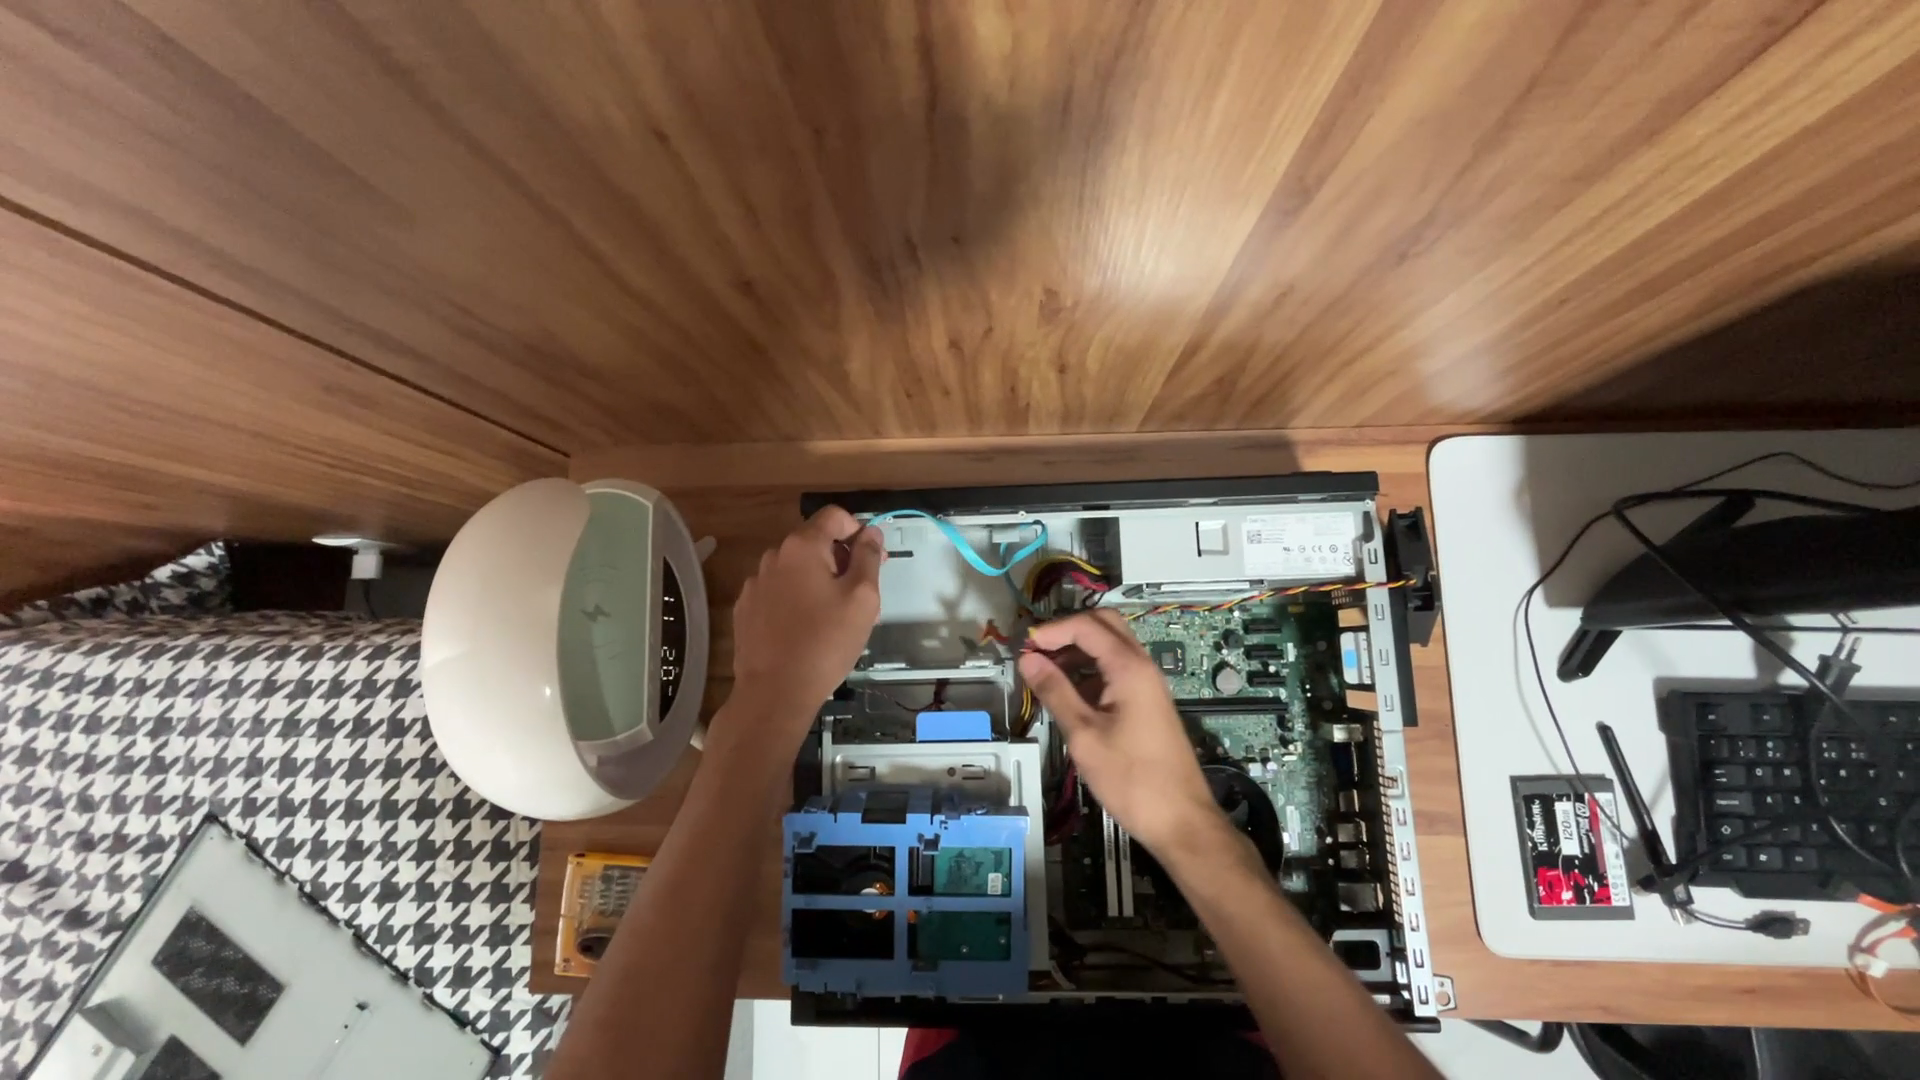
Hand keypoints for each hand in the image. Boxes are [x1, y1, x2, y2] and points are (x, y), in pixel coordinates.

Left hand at [731, 506, 883, 733]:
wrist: (775, 692)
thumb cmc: (826, 643)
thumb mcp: (862, 598)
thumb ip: (868, 557)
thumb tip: (870, 532)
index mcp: (802, 547)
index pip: (834, 516)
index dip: (858, 531)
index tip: (873, 560)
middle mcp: (773, 556)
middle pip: (814, 542)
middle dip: (840, 558)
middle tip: (860, 594)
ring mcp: (755, 583)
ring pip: (795, 569)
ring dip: (817, 580)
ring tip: (833, 616)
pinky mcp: (745, 609)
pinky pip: (778, 592)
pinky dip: (795, 600)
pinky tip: (805, 629)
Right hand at [1017, 610, 1220, 852]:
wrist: (1180, 819)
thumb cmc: (1131, 779)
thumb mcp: (1084, 735)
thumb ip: (1055, 692)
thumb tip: (1027, 659)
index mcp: (1130, 668)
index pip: (1087, 627)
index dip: (1052, 630)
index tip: (1024, 646)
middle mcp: (1142, 667)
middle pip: (1105, 626)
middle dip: (1068, 631)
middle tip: (1037, 651)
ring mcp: (1147, 685)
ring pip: (1111, 647)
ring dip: (1078, 650)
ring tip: (1045, 673)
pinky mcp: (1147, 703)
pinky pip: (1116, 670)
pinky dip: (1090, 671)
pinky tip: (1068, 694)